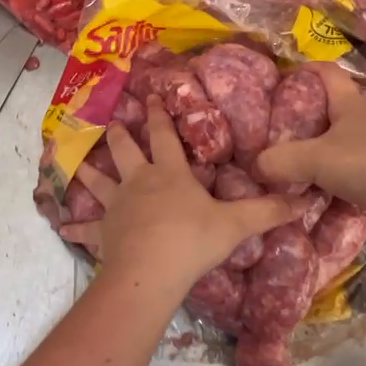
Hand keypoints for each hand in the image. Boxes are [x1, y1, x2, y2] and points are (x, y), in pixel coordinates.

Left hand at [68, 96, 307, 293]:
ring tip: (76, 163)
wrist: (150, 269)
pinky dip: (73, 228)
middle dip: (120, 135)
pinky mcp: (102, 231)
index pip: (165, 136)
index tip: (150, 95)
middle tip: (113, 122)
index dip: (159, 114)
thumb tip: (304, 197)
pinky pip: (85, 229)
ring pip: (97, 182)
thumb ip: (268, 211)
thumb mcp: (236, 225)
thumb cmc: (192, 240)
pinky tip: (61, 228)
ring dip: (87, 172)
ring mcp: (115, 206)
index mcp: (169, 173)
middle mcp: (138, 182)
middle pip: (125, 151)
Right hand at [255, 63, 365, 229]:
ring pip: (334, 140)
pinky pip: (344, 167)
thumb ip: (280, 160)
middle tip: (270, 128)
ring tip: (284, 161)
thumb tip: (255, 165)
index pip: (326, 71)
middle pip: (326, 108)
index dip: (303, 69)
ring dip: (312, 148)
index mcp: (348, 104)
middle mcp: (361, 120)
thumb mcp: (315, 159)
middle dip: (299, 115)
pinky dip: (326, 174)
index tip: (278, 79)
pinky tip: (309, 188)